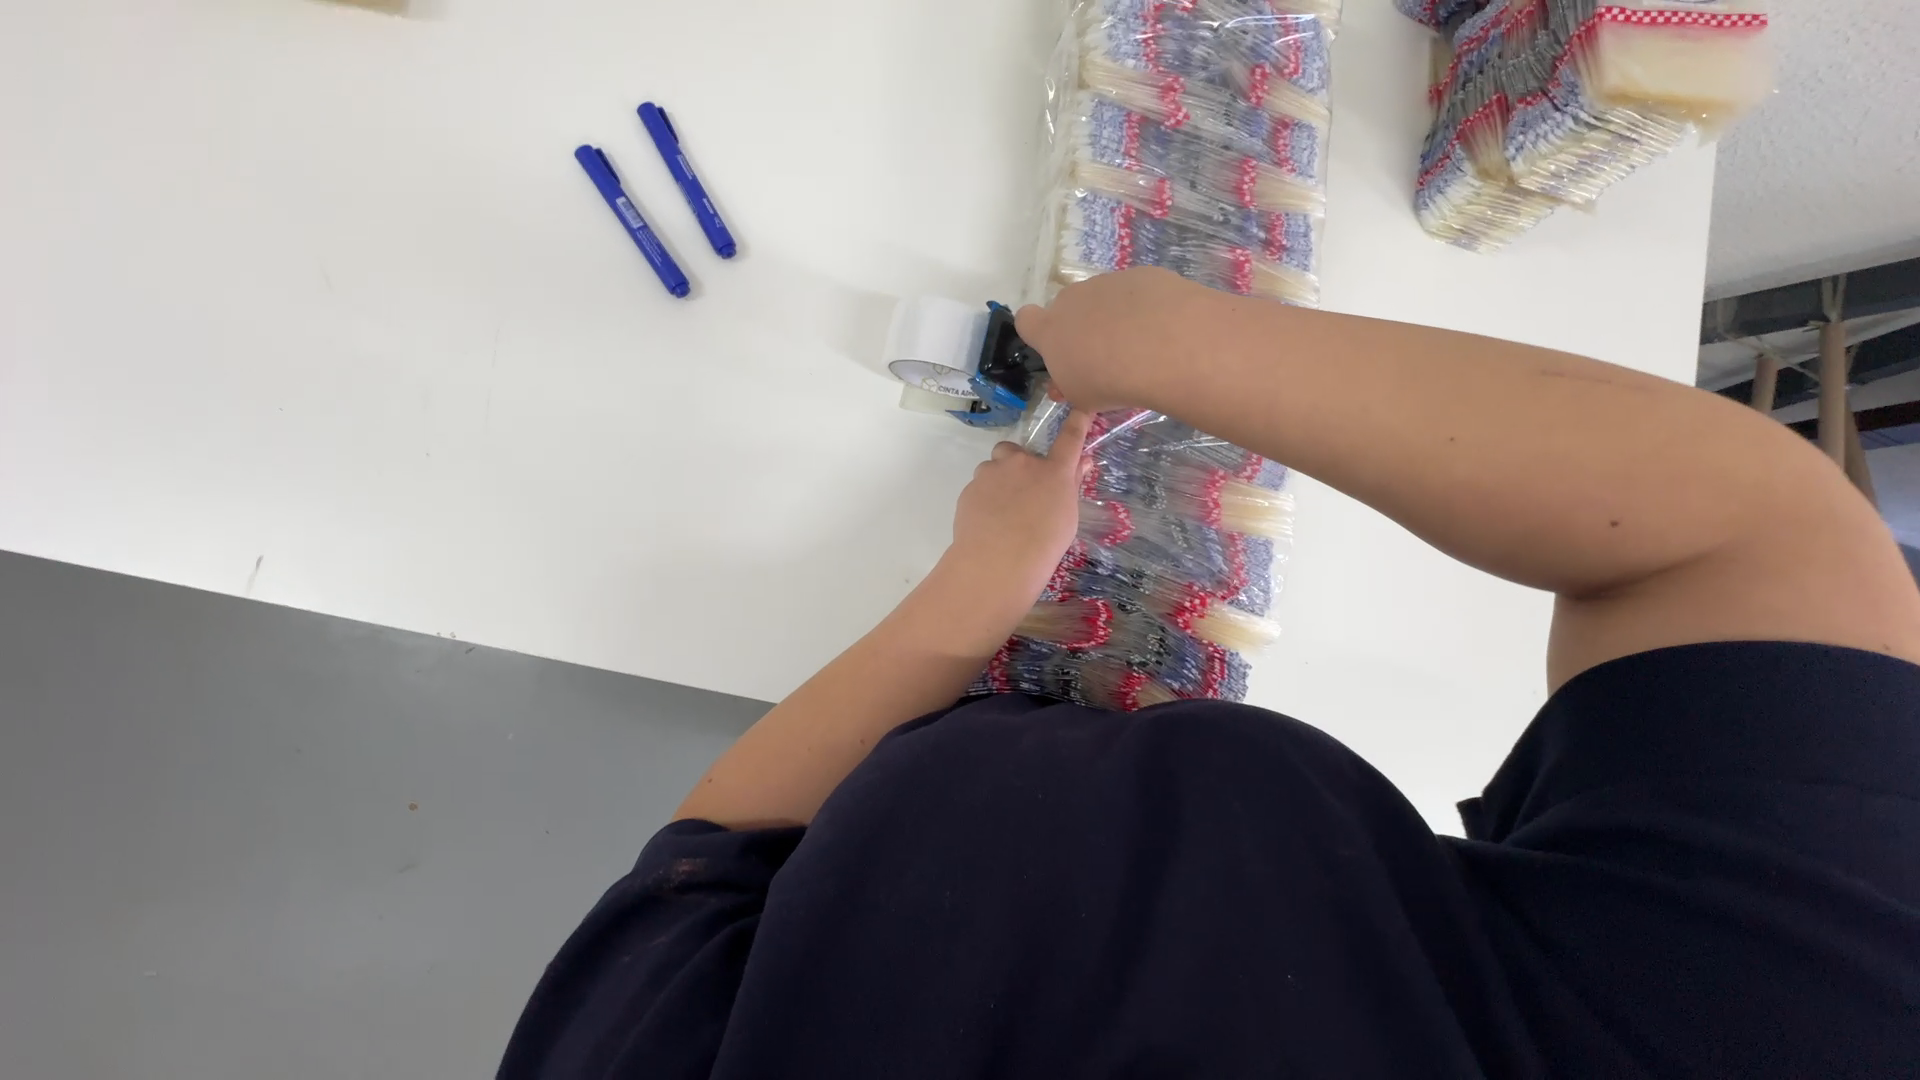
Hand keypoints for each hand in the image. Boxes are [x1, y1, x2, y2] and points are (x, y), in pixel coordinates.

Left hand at [945, 410, 1094, 605]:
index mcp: (1052, 471)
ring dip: (998, 481)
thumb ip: (1071, 486)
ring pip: (993, 468)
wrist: (998, 561)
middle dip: (1017, 465)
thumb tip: (1081, 463)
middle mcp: (1021, 464)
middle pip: (1015, 451)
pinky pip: (978, 488)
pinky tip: (988, 523)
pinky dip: (984, 499)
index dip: (1077, 423)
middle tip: (1023, 493)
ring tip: (1002, 512)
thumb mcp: (1068, 517)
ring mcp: (991, 474)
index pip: (1069, 439)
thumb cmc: (1044, 544)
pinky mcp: (970, 489)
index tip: (1079, 409)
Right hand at [1015, 267, 1220, 412]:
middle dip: (1081, 327)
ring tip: (1140, 345)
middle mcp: (1074, 299)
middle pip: (1068, 307)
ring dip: (1114, 317)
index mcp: (1051, 330)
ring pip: (1104, 298)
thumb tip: (1067, 386)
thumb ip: (1070, 387)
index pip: (1026, 320)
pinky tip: (1162, 328)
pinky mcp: (1142, 274)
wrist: (1164, 348)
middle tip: (1104, 356)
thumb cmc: (1110, 381)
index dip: (1037, 333)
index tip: (1056, 349)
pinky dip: (1144, 307)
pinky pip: (1136, 291)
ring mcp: (1108, 282)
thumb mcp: (1082, 398)